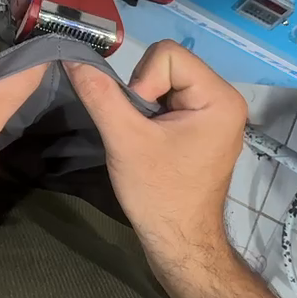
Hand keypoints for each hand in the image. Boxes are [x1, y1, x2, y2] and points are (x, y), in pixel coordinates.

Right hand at [66, 41, 247, 266]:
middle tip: (142, 130)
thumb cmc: (159, 193)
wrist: (179, 243)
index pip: (167, 54)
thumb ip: (98, 92)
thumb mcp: (123, 139)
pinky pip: (168, 95)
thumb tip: (71, 54)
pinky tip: (152, 140)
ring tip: (146, 137)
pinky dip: (151, 111)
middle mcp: (225, 97)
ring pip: (163, 78)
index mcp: (219, 97)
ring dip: (144, 102)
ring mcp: (215, 111)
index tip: (141, 121)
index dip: (143, 81)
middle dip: (144, 91)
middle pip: (166, 63)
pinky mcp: (203, 124)